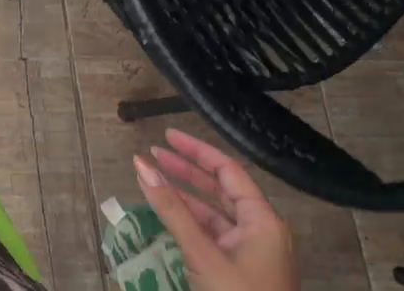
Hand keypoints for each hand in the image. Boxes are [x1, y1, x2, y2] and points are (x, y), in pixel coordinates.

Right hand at [133, 128, 297, 290]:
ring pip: (217, 211)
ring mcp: (255, 251)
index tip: (166, 136)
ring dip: (187, 194)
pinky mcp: (245, 268)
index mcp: (263, 221)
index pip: (228, 170)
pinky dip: (193, 218)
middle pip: (223, 188)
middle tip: (154, 154)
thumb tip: (140, 164)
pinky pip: (216, 232)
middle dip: (187, 169)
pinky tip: (170, 213)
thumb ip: (171, 207)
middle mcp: (263, 230)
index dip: (196, 150)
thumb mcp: (201, 253)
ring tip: (155, 179)